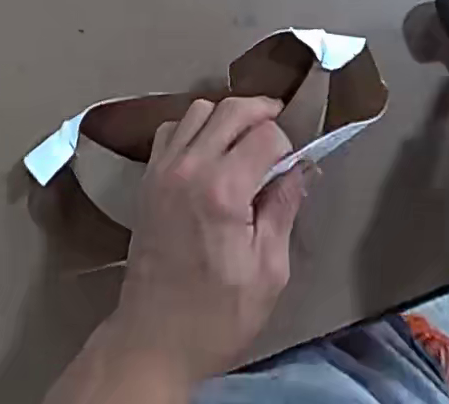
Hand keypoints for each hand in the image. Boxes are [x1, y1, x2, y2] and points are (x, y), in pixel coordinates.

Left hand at [109, 96, 310, 382]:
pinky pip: (172, 128)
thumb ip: (284, 208)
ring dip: (228, 116)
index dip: (287, 145)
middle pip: (233, 107)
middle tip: (279, 133)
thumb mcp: (269, 270)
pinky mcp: (148, 178)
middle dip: (263, 112)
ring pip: (200, 109)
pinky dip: (194, 128)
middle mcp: (190, 168)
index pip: (266, 134)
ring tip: (244, 141)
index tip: (291, 168)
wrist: (151, 341)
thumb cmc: (216, 314)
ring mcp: (163, 169)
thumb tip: (300, 168)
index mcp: (223, 190)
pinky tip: (208, 151)